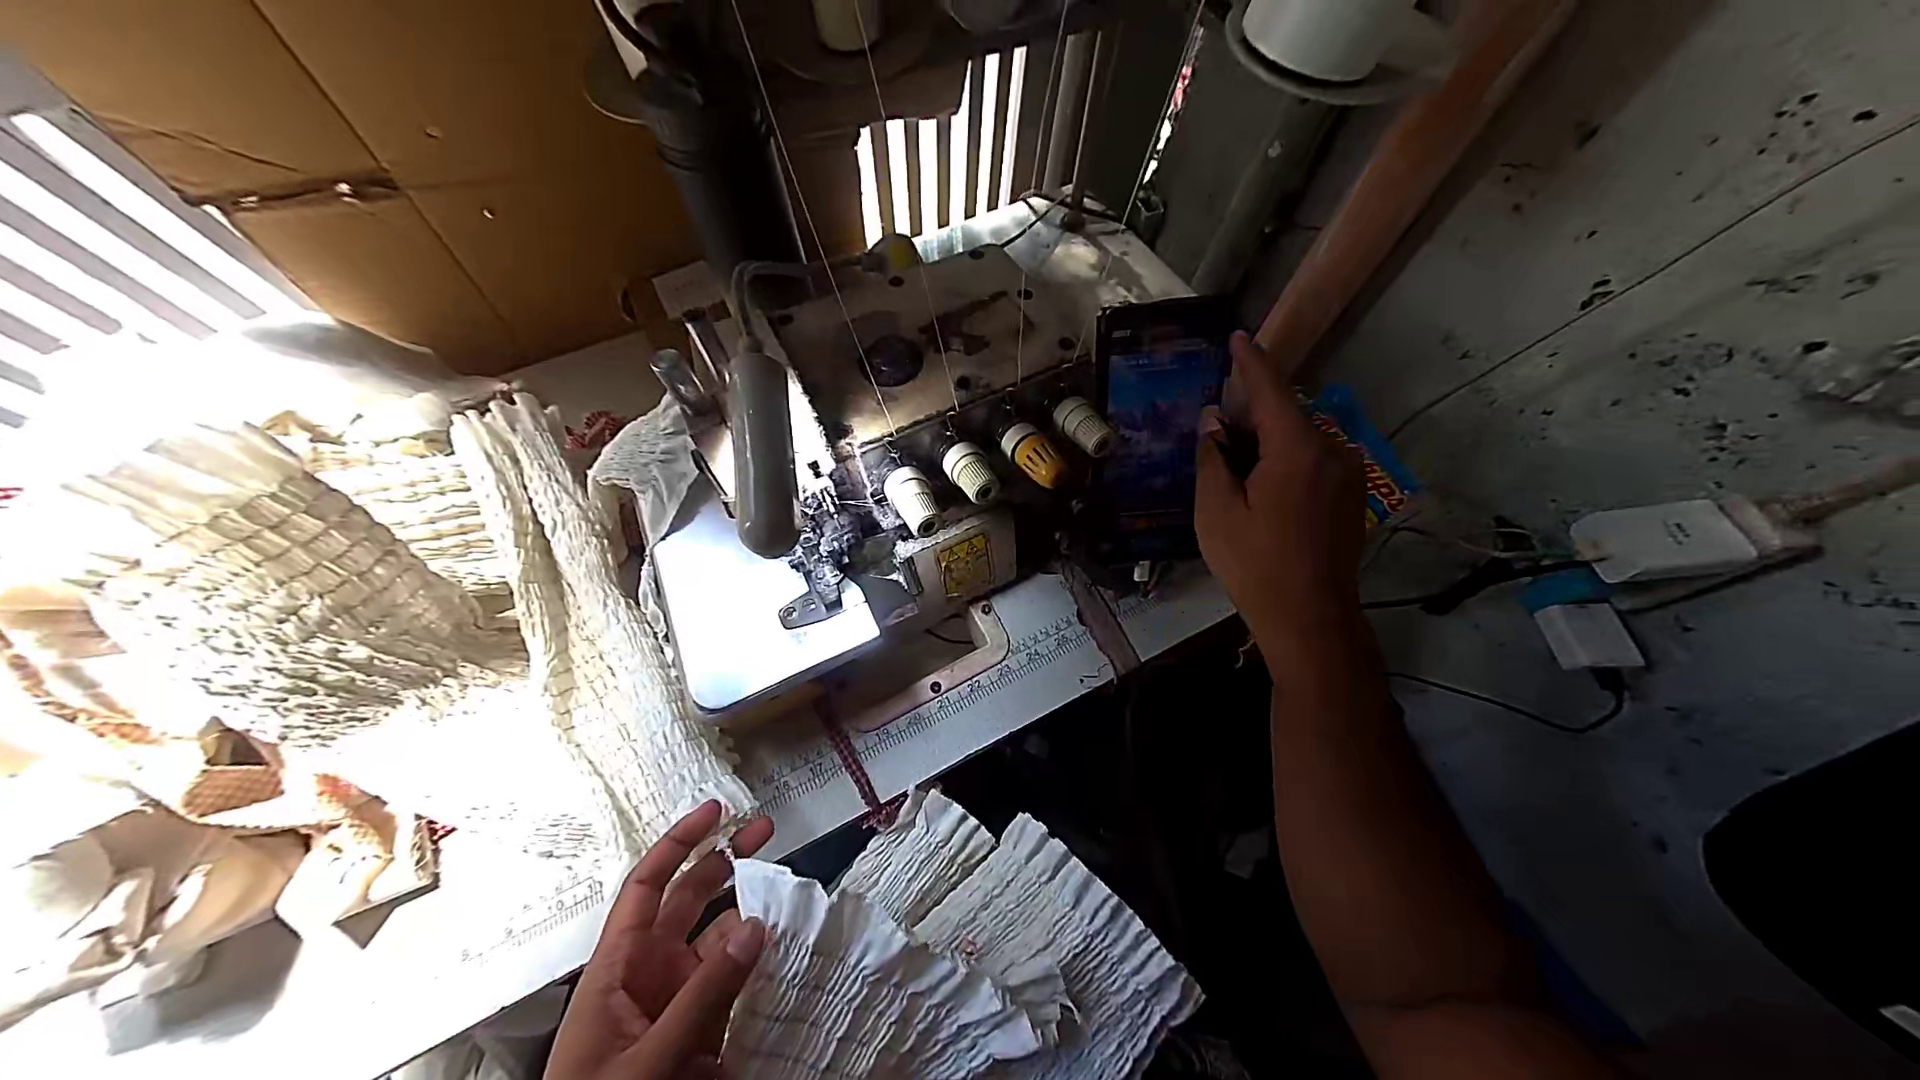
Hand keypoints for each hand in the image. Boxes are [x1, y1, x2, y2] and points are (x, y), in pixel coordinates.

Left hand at [545, 801, 774, 1079]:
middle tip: (764, 831)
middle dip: (727, 858)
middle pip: (690, 897)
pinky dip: (761, 959)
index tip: (713, 811)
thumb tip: (754, 930)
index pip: (647, 886)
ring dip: (752, 912)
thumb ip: (703, 995)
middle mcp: (650, 972)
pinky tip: (785, 947)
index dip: (679, 843)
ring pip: (721, 936)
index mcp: (618, 968)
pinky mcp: (703, 1028)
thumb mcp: (646, 1060)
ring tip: (787, 895)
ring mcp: (678, 998)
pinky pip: (737, 979)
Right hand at [1195, 332, 1367, 658]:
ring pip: (1300, 438)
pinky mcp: (1351, 494)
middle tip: (1215, 437)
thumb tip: (1212, 421)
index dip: (1251, 362)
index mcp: (1297, 450)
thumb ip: (1213, 458)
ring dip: (1266, 441)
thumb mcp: (1216, 512)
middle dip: (1250, 416)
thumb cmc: (1255, 565)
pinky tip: (1261, 490)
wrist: (1310, 617)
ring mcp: (1348, 473)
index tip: (1237, 337)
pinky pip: (1313, 459)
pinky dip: (1284, 459)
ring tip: (1234, 472)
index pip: (1271, 390)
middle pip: (1286, 414)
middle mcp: (1332, 451)